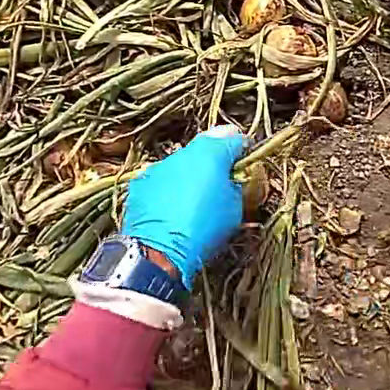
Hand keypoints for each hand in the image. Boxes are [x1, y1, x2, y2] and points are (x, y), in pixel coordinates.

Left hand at [120, 126, 249, 286]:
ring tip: (197, 199)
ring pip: (184, 162)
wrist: (158, 251)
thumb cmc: (205, 227)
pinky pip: (164, 178)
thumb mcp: (237, 208)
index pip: (236, 138)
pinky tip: (175, 208)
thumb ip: (242, 184)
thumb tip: (240, 178)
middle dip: (217, 161)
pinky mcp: (141, 183)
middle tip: (224, 183)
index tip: (248, 166)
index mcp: (212, 152)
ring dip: (193, 173)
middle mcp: (184, 152)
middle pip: (207, 147)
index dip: (245, 151)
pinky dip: (172, 187)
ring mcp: (159, 166)